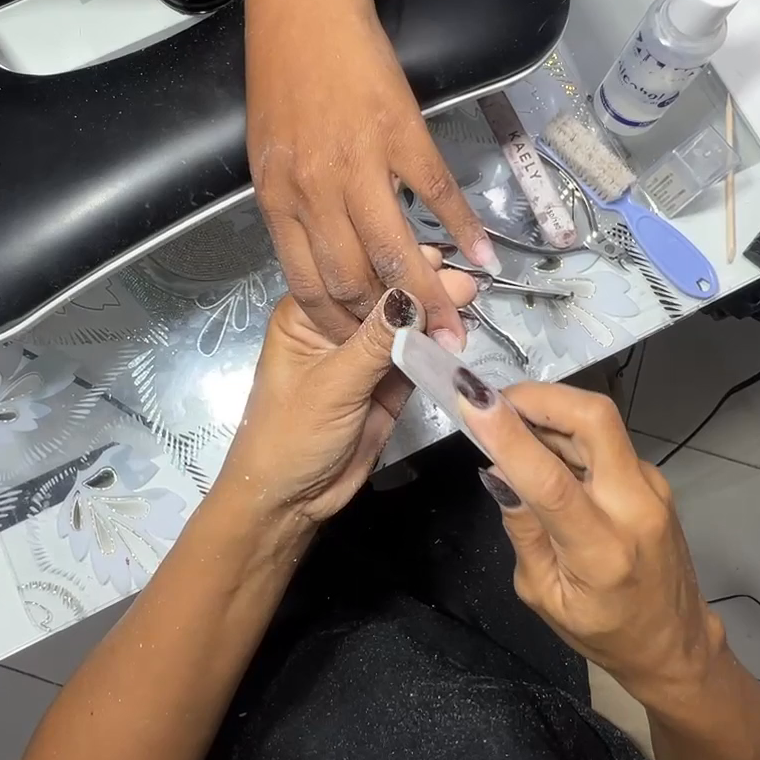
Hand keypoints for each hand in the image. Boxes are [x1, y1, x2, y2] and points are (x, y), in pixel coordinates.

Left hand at [218, 248, 476, 526]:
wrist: (290, 501)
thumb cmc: (290, 437)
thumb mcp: (332, 386)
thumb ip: (375, 342)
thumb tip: (412, 293)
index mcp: (306, 312)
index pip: (353, 275)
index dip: (393, 264)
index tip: (435, 258)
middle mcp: (335, 325)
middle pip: (384, 298)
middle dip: (422, 288)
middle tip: (463, 284)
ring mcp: (364, 354)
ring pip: (404, 326)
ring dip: (435, 314)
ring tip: (469, 299)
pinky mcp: (386, 382)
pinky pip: (416, 357)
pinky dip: (437, 347)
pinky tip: (460, 332)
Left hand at [245, 0, 494, 348]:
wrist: (303, 3)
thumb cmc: (282, 78)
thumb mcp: (269, 155)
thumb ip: (294, 209)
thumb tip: (327, 256)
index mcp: (278, 200)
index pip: (308, 286)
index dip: (339, 327)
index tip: (364, 349)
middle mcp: (315, 191)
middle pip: (353, 282)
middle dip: (387, 326)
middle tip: (418, 347)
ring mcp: (360, 163)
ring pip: (397, 252)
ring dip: (430, 297)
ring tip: (456, 326)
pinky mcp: (401, 132)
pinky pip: (436, 194)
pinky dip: (463, 228)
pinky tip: (483, 254)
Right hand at [457, 381, 722, 695]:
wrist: (678, 644)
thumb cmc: (605, 632)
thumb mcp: (544, 595)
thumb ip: (522, 529)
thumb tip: (498, 470)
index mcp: (602, 552)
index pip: (550, 479)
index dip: (508, 434)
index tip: (471, 399)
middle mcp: (634, 507)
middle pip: (594, 419)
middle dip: (539, 396)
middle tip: (494, 401)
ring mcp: (650, 485)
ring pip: (597, 421)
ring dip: (546, 412)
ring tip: (507, 424)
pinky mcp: (651, 477)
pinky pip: (602, 438)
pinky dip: (564, 430)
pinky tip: (540, 447)